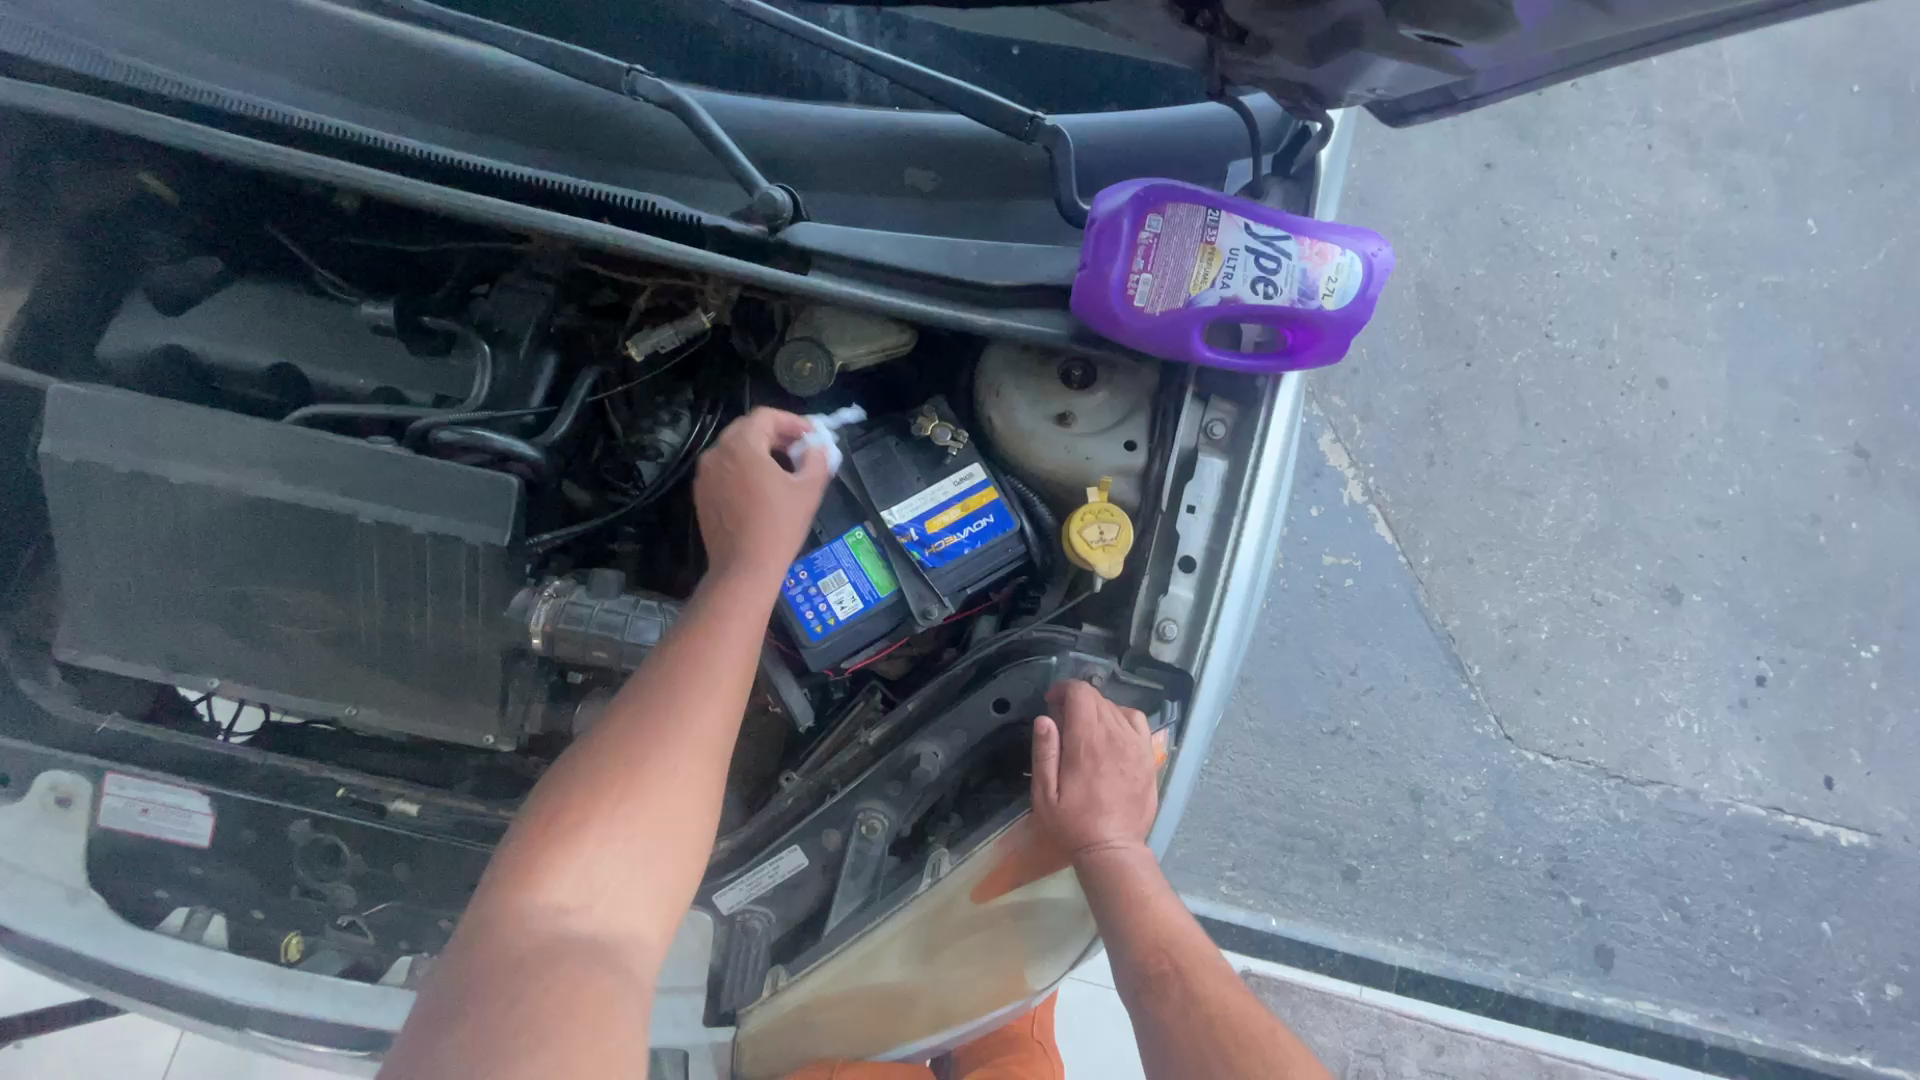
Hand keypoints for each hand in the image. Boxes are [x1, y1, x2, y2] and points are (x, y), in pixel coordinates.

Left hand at [694, 408, 831, 587]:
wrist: (744, 568)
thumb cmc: (779, 526)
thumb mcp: (808, 489)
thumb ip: (817, 459)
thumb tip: (818, 446)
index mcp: (741, 446)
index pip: (766, 416)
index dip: (792, 421)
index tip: (812, 436)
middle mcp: (716, 453)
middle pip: (747, 429)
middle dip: (776, 434)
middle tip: (800, 448)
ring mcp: (705, 474)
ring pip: (734, 449)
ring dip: (760, 451)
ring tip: (784, 468)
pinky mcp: (702, 494)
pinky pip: (725, 469)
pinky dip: (744, 468)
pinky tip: (762, 488)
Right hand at [1030, 679, 1157, 860]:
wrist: (1113, 850)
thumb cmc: (1073, 824)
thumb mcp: (1044, 794)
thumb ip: (1044, 752)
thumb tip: (1044, 718)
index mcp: (1087, 741)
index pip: (1080, 692)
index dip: (1063, 689)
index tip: (1051, 703)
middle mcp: (1115, 736)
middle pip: (1097, 698)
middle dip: (1076, 701)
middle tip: (1063, 722)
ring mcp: (1136, 745)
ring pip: (1116, 707)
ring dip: (1097, 710)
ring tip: (1086, 729)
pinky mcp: (1148, 756)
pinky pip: (1137, 721)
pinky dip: (1122, 718)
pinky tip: (1113, 733)